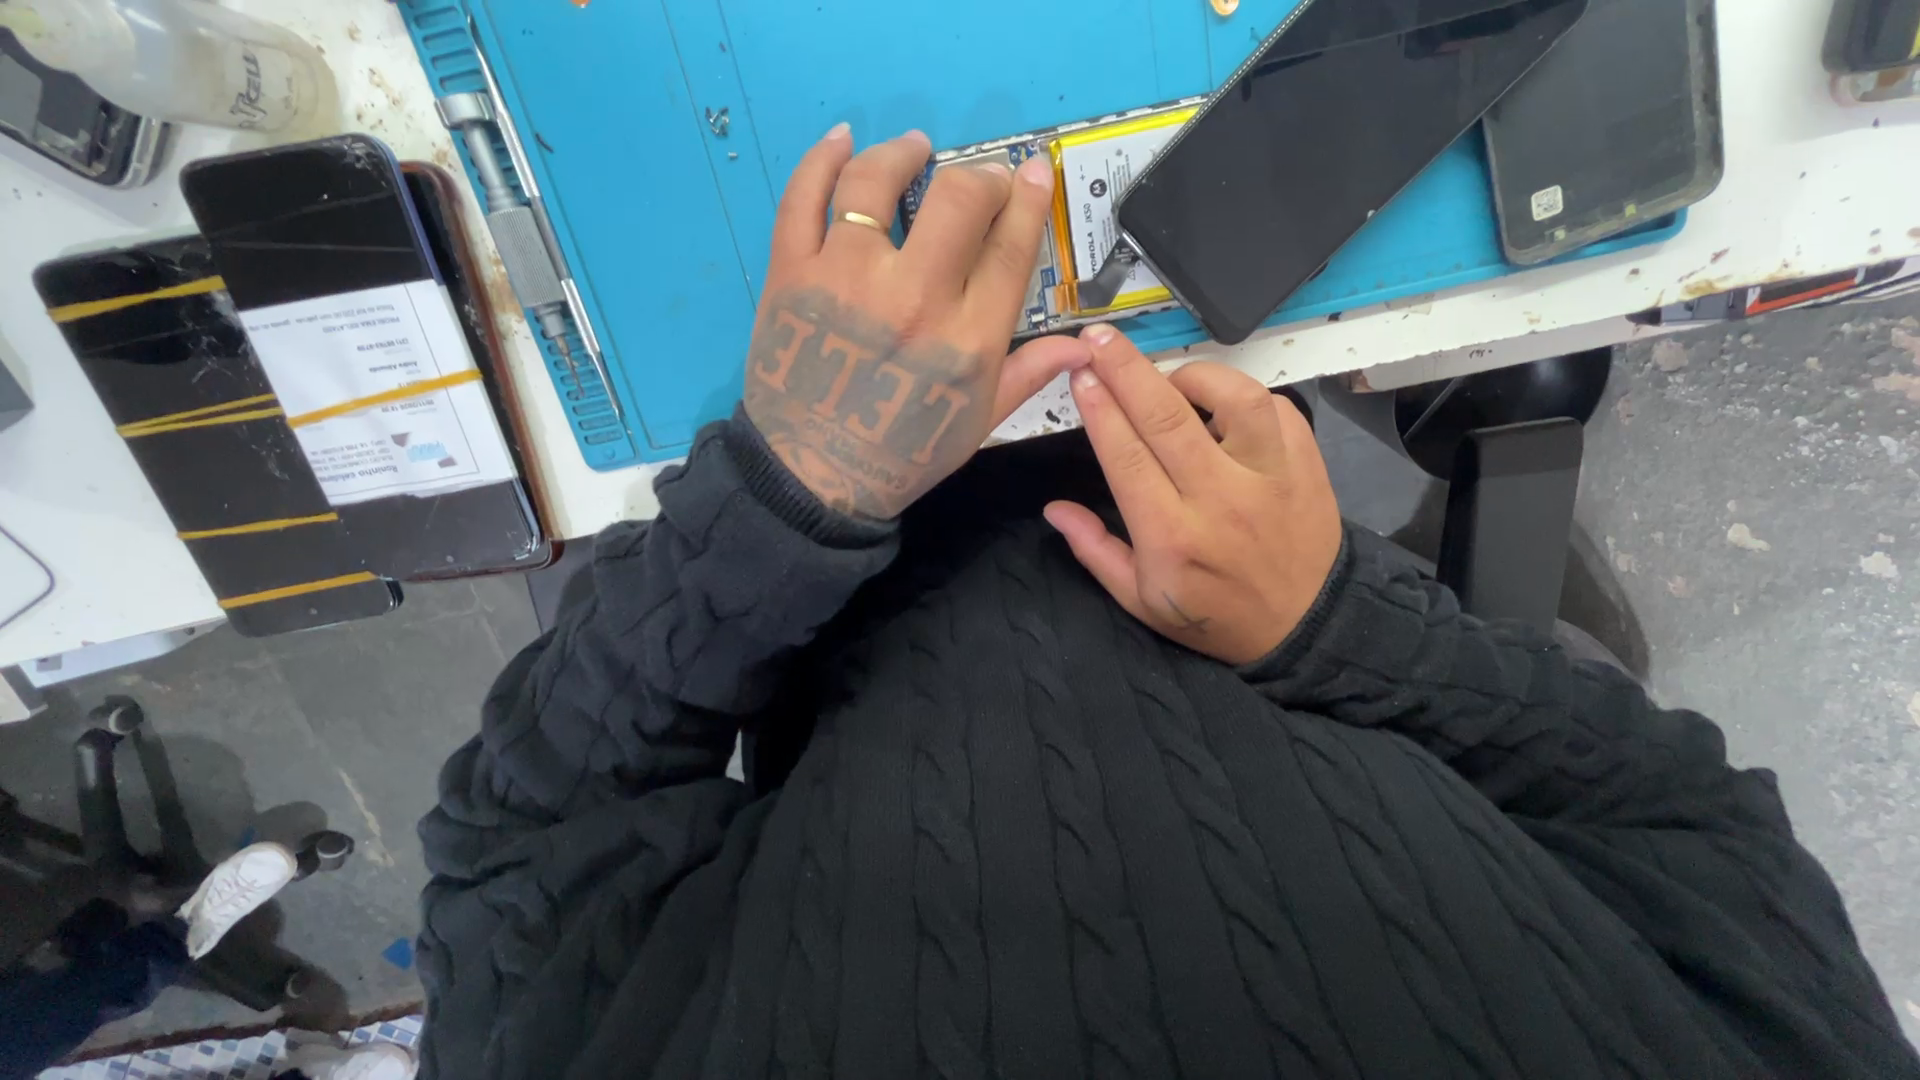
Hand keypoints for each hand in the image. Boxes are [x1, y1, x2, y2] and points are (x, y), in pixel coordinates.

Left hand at [742, 124, 1089, 519]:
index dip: (1027, 200)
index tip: (1031, 173)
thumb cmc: (906, 454)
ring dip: (902, 153)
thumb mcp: (980, 423)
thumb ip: (1029, 373)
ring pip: (876, 183)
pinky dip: (820, 160)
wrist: (815, 478)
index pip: (1011, 247)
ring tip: (914, 148)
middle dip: (980, 178)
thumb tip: (1087, 346)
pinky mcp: (791, 274)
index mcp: (968, 339)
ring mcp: (846, 280)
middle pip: (959, 200)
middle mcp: (914, 298)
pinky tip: (840, 140)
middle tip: (978, 183)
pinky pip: (803, 199)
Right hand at [1043, 326, 1342, 664]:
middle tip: (1097, 339)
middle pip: (1167, 417)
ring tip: (1166, 377)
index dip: (1099, 409)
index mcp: (1172, 536)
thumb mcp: (1141, 601)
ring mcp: (1270, 476)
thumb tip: (1053, 508)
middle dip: (1126, 369)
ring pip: (1233, 398)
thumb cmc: (1213, 615)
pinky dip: (1239, 394)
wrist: (1306, 628)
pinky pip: (1273, 407)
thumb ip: (1095, 551)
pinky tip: (1217, 402)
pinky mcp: (1305, 463)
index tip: (1078, 375)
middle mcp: (1220, 499)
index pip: (1127, 457)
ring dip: (1190, 375)